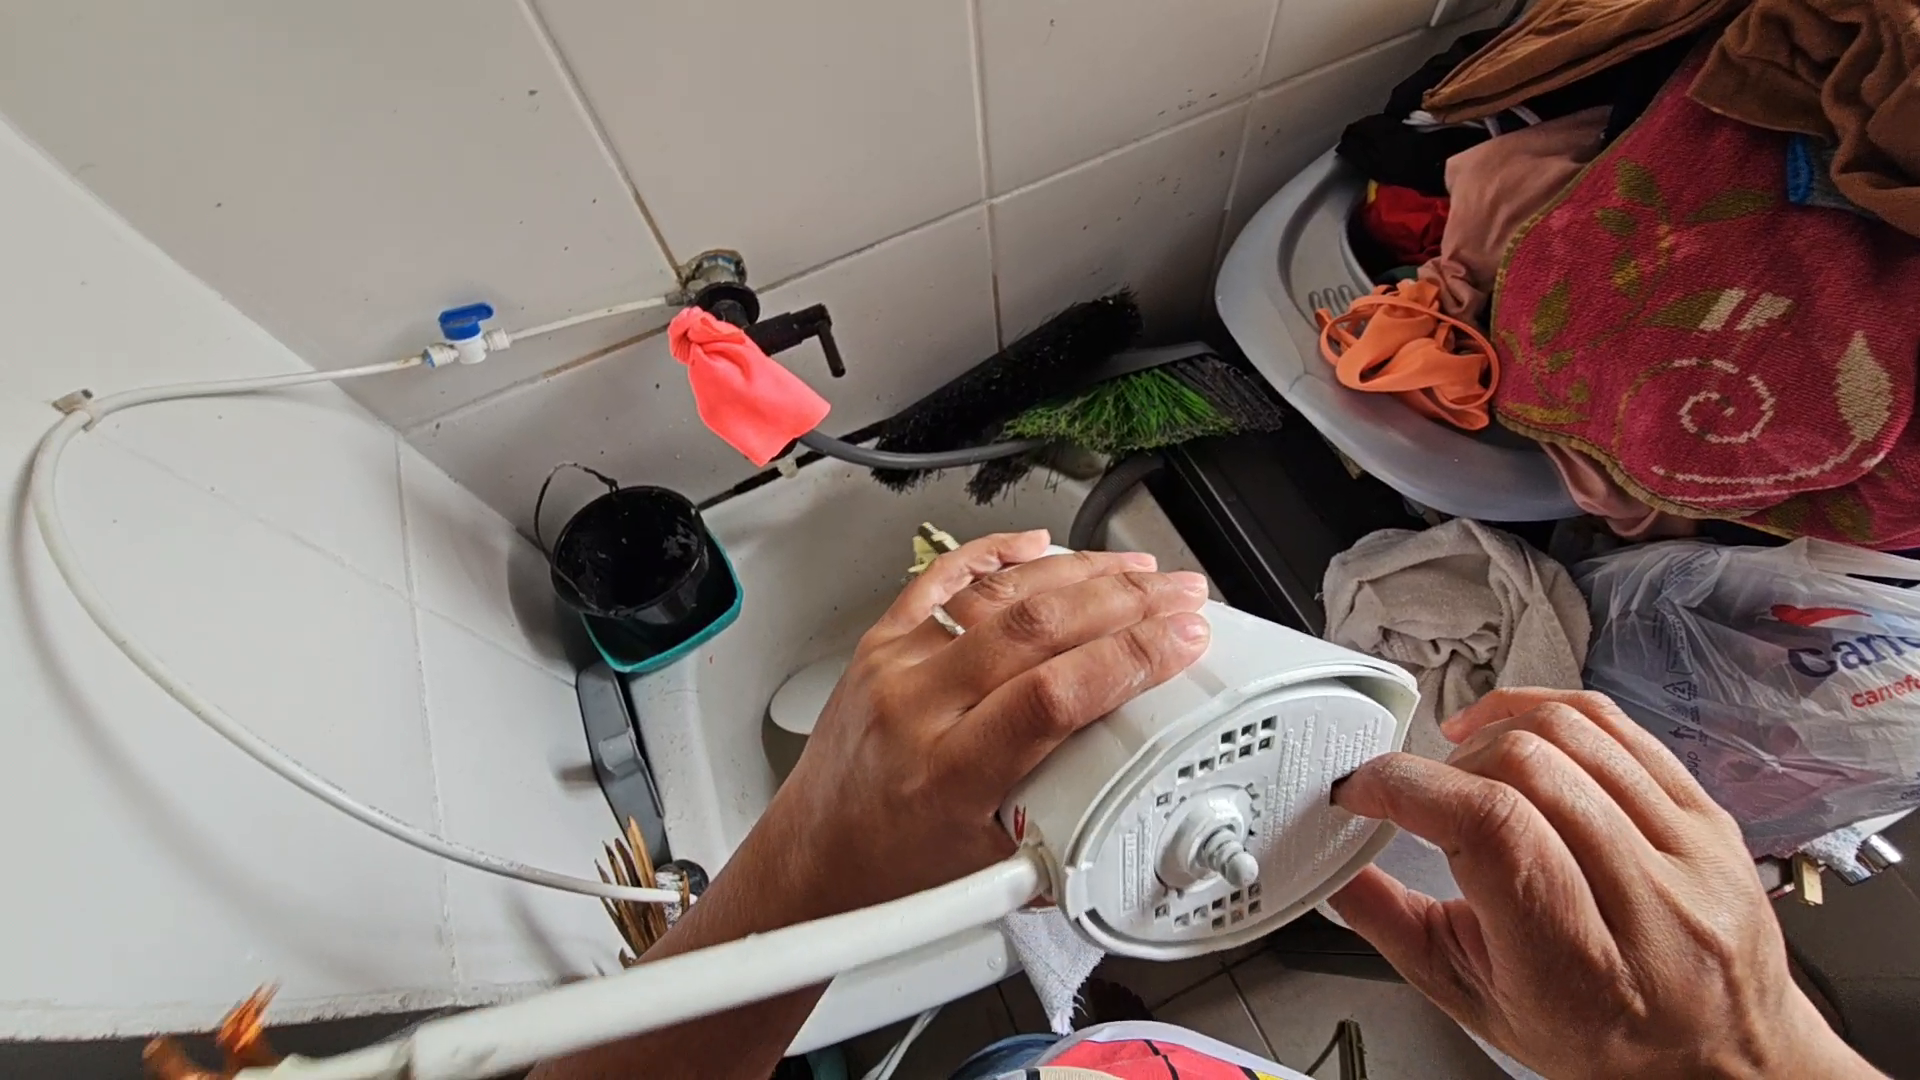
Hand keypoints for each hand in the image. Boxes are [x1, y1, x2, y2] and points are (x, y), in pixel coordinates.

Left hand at [531, 530, 1211, 1079]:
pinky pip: (941, 579)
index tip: (1181, 637)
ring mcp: (895, 662)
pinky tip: (1038, 545)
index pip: (1053, 693)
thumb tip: (1131, 768)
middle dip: (1120, 602)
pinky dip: (995, 555)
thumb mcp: (994, 869)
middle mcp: (918, 704)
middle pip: (1033, 628)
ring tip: (1130, 570)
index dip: (1128, 657)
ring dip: (1075, 574)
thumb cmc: (891, 869)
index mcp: (949, 772)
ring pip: (997, 595)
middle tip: (1174, 595)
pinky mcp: (881, 641)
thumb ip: (1067, 817)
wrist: (811, 856)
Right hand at [1327, 688, 1879, 1079]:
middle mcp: (1650, 903)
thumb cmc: (1593, 1033)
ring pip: (1566, 732)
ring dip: (1488, 733)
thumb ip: (1387, 921)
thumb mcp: (1466, 994)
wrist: (1722, 1064)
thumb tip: (1328, 865)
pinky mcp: (1708, 815)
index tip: (1364, 789)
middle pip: (1524, 767)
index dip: (1406, 786)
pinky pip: (1612, 722)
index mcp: (1576, 959)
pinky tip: (1509, 732)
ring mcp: (1691, 853)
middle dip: (1443, 765)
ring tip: (1466, 765)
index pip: (1490, 826)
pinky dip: (1538, 707)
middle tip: (1424, 795)